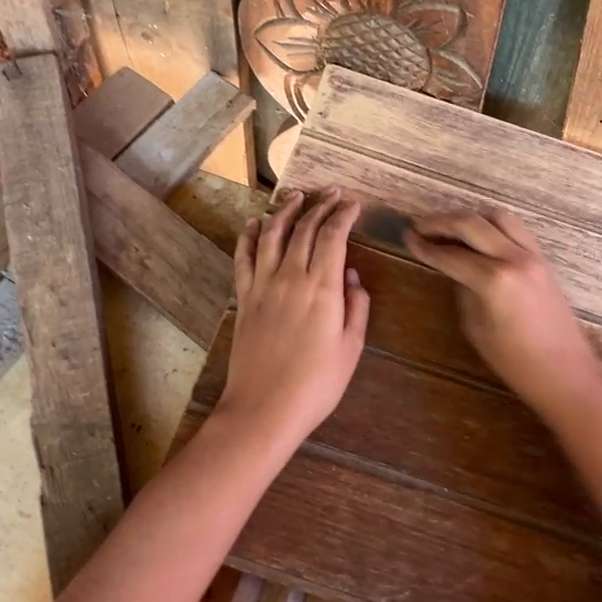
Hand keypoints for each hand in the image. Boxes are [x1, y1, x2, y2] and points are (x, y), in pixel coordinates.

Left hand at [215, 187, 369, 448]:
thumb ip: (356, 307)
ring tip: (297, 195)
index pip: (334, 236)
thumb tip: (352, 276)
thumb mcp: (351, 349)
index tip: (354, 204)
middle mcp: (291, 277)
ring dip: (286, 210)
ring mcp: (263, 285)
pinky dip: (249, 235)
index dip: (344, 215)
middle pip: (305, 228)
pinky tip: (255, 223)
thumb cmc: (316, 384)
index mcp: (323, 288)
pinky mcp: (244, 298)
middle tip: (332, 192)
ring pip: (273, 234)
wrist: (263, 409)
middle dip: (321, 205)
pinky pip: (244, 257)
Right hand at [406, 210, 601, 425]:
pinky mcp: (542, 258)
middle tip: (419, 226)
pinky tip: (477, 235)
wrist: (565, 371)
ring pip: (496, 217)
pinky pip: (514, 228)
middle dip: (441, 222)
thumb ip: (463, 290)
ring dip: (469, 218)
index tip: (407, 238)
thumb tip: (455, 268)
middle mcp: (513, 258)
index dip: (425, 246)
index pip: (450, 254)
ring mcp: (532, 255)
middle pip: (471, 224)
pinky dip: (491, 225)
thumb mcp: (476, 327)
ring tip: (447, 227)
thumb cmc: (516, 362)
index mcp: (494, 280)